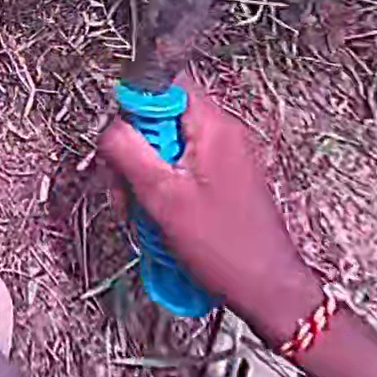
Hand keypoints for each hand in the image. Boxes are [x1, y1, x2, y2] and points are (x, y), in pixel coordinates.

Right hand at [96, 78, 322, 338]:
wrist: (268, 293)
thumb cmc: (224, 247)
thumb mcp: (162, 195)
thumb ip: (127, 149)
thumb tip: (108, 123)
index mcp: (213, 126)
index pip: (164, 83)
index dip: (134, 104)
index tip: (124, 136)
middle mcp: (221, 131)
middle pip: (157, 114)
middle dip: (133, 146)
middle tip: (128, 181)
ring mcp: (221, 152)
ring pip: (161, 141)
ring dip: (141, 169)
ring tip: (140, 203)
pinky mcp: (218, 173)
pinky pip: (174, 161)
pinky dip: (157, 181)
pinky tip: (155, 208)